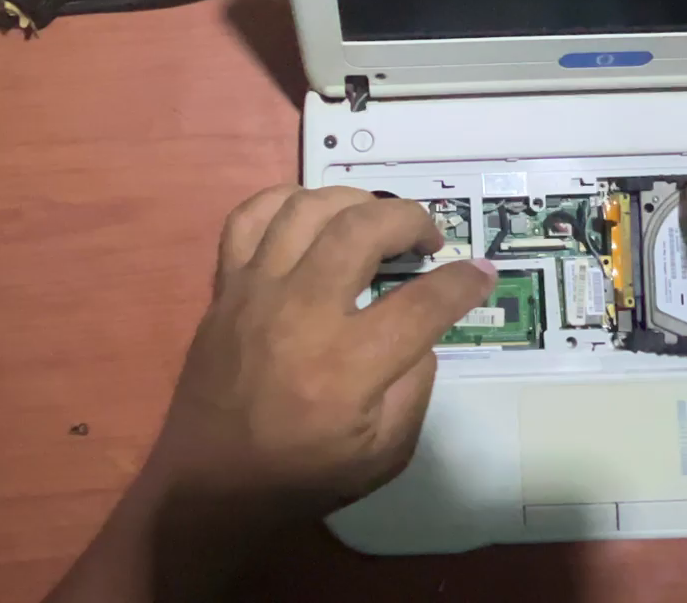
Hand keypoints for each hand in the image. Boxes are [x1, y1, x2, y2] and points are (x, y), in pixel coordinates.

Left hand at [145, 185, 495, 509]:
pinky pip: (249, 216)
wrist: (206, 486)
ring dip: (355, 201)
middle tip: (427, 239)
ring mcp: (257, 291)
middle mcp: (301, 313)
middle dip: (411, 219)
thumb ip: (417, 385)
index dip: (462, 282)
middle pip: (364, 228)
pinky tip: (311, 214)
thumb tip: (423, 325)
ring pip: (309, 207)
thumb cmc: (300, 475)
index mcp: (346, 367)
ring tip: (375, 219)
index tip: (480, 271)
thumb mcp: (384, 454)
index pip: (423, 304)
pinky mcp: (226, 285)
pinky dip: (285, 200)